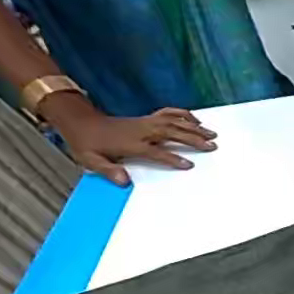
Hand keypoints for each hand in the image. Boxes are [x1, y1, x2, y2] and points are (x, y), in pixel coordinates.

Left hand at [49, 98, 216, 184]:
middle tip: (212, 145)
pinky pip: (169, 113)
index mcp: (131, 144)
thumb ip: (109, 171)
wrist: (81, 122)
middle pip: (173, 133)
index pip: (157, 152)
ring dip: (194, 127)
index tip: (190, 165)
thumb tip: (124, 181)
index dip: (173, 158)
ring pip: (175, 122)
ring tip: (211, 133)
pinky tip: (195, 119)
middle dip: (194, 139)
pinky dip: (183, 114)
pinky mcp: (147, 118)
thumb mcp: (91, 161)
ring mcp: (146, 122)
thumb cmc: (87, 145)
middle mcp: (142, 131)